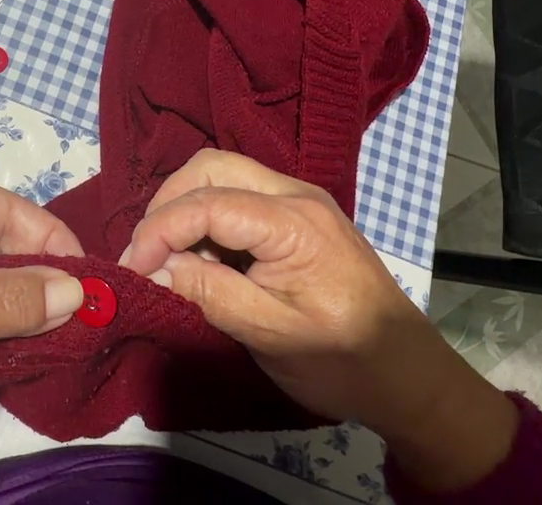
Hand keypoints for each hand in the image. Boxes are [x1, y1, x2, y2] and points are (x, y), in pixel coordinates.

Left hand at [0, 168, 87, 428]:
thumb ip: (9, 300)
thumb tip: (81, 291)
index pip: (12, 211)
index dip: (56, 245)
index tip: (96, 285)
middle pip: (5, 243)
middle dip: (42, 280)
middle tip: (85, 319)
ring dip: (21, 307)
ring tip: (62, 336)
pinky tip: (23, 345)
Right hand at [117, 149, 518, 491]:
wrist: (408, 374)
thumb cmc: (344, 360)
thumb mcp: (271, 335)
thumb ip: (210, 293)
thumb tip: (157, 267)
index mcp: (294, 222)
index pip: (207, 203)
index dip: (159, 230)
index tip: (132, 268)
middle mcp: (295, 194)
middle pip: (212, 166)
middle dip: (168, 202)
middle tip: (145, 252)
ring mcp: (299, 199)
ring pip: (223, 173)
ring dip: (185, 205)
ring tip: (167, 255)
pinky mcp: (297, 214)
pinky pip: (239, 194)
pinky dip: (207, 215)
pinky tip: (199, 254)